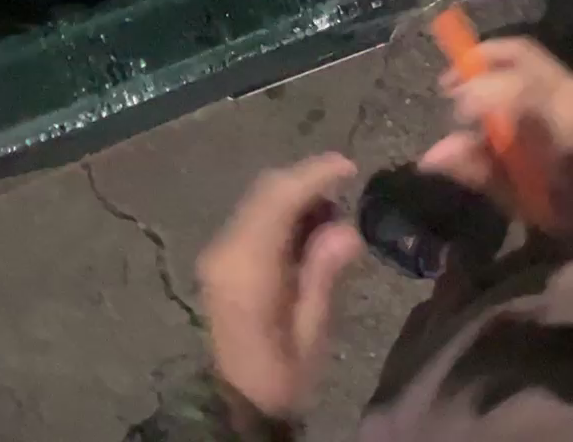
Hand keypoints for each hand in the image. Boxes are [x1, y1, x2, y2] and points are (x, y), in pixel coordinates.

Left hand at [197, 153, 363, 419]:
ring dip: (298, 193)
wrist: (233, 404)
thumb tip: (348, 229)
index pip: (280, 197)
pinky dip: (286, 208)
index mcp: (247, 265)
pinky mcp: (223, 256)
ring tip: (332, 214)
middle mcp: (227, 247)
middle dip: (310, 179)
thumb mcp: (310, 331)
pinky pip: (257, 212)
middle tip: (348, 190)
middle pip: (269, 188)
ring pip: (262, 196)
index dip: (317, 173)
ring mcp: (221, 250)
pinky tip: (309, 228)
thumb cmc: (279, 372)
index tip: (351, 168)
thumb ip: (323, 274)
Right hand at [419, 37, 572, 233]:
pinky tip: (487, 86)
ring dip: (488, 61)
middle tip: (448, 87)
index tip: (455, 112)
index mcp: (562, 129)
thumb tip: (430, 156)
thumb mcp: (522, 199)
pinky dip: (503, 66)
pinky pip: (531, 60)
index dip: (478, 94)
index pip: (515, 92)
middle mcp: (571, 94)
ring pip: (523, 52)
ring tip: (462, 84)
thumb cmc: (569, 206)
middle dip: (476, 65)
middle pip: (518, 56)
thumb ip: (479, 170)